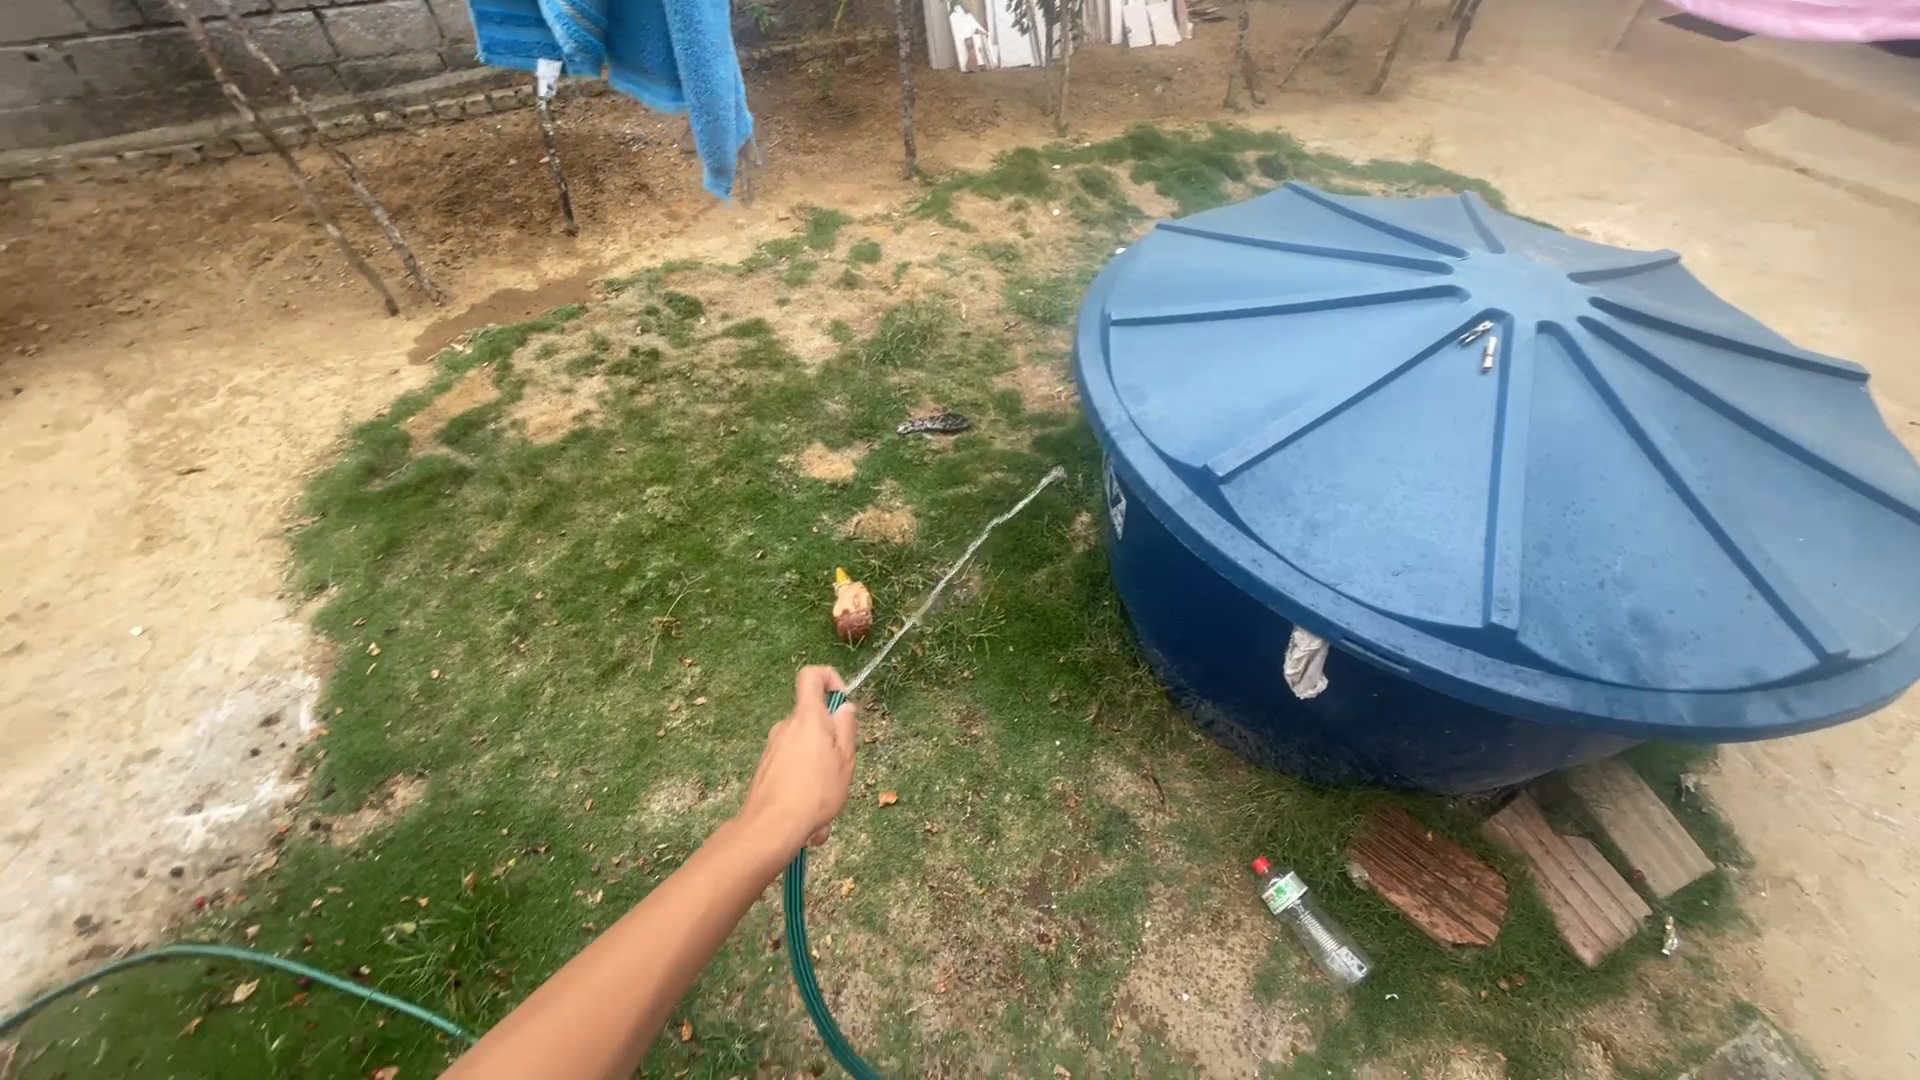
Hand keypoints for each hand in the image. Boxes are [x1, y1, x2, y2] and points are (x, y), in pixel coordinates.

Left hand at [737, 666, 858, 855]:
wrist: (770, 828)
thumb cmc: (815, 791)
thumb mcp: (845, 760)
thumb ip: (846, 729)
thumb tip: (844, 708)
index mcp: (807, 717)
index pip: (811, 676)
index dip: (829, 678)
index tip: (843, 702)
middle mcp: (786, 726)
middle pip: (812, 719)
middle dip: (830, 742)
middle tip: (840, 771)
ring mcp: (772, 747)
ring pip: (805, 749)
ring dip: (819, 772)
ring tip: (825, 805)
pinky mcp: (765, 769)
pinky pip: (792, 769)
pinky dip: (804, 786)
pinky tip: (810, 818)